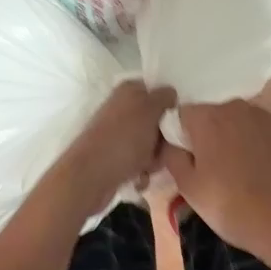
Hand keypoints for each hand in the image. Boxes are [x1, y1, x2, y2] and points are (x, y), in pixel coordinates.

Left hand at [47, 80, 175, 216]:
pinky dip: (141, 171)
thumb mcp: (150, 110)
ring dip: (154, 158)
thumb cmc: (124, 138)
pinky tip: (138, 179)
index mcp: (129, 90)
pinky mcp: (114, 156)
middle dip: (164, 138)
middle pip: (156, 120)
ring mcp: (118, 133)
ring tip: (149, 167)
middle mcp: (122, 108)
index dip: (170, 105)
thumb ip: (164, 96)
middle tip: (164, 149)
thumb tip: (171, 93)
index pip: (157, 90)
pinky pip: (138, 161)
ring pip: (150, 144)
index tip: (180, 120)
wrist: (90, 176)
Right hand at [159, 101, 270, 265]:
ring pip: (236, 121)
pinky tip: (260, 169)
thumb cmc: (232, 206)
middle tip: (211, 169)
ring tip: (238, 171)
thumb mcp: (189, 189)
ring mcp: (262, 115)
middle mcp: (234, 106)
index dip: (180, 136)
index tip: (186, 160)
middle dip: (207, 135)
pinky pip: (259, 129)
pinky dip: (255, 142)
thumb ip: (172, 157)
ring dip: (232, 137)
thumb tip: (168, 142)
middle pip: (211, 115)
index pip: (182, 114)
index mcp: (207, 117)